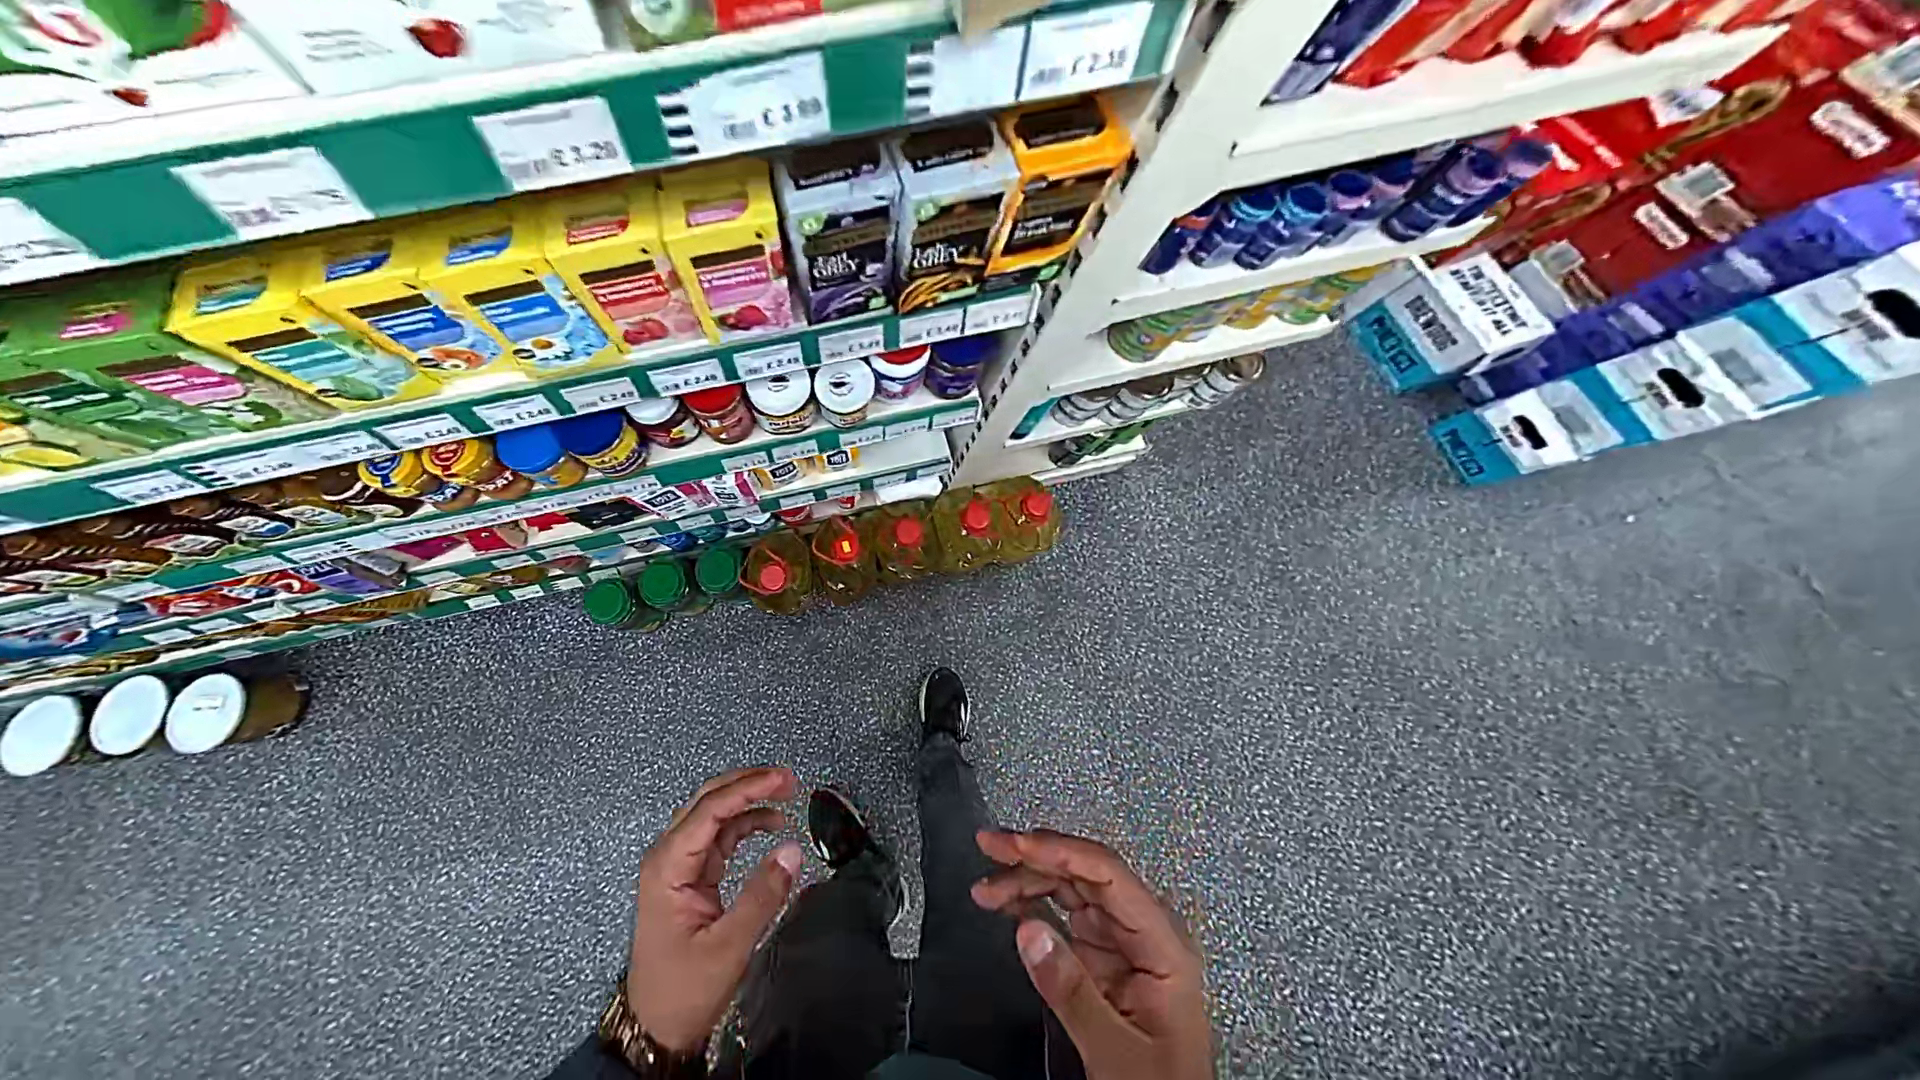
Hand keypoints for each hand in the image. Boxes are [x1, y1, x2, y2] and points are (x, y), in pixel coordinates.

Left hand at [627, 766, 804, 1052]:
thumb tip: (791, 851)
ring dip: (749, 798)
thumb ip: (762, 895)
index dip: (749, 787)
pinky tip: (771, 823)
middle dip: (748, 782)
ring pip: (714, 812)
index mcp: (668, 867)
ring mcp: (679, 865)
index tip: (782, 780)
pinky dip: (747, 821)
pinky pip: (720, 833)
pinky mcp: (691, 875)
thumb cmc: (682, 991)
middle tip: (786, 779)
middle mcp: (669, 857)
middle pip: (708, 799)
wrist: (655, 1029)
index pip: (710, 809)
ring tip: (785, 794)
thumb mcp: (728, 946)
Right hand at [972, 829, 1211, 1079]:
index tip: (1016, 845)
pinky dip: (1031, 904)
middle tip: (990, 846)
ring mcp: (1120, 943)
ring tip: (985, 886)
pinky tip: (1005, 902)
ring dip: (1027, 879)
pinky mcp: (1100, 958)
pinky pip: (1064, 917)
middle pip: (1085, 874)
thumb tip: (1028, 930)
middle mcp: (1141, 931)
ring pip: (1070, 889)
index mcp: (1161, 942)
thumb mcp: (1116, 1051)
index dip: (1060, 851)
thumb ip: (1072, 991)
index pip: (1108, 874)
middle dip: (1035, 856)